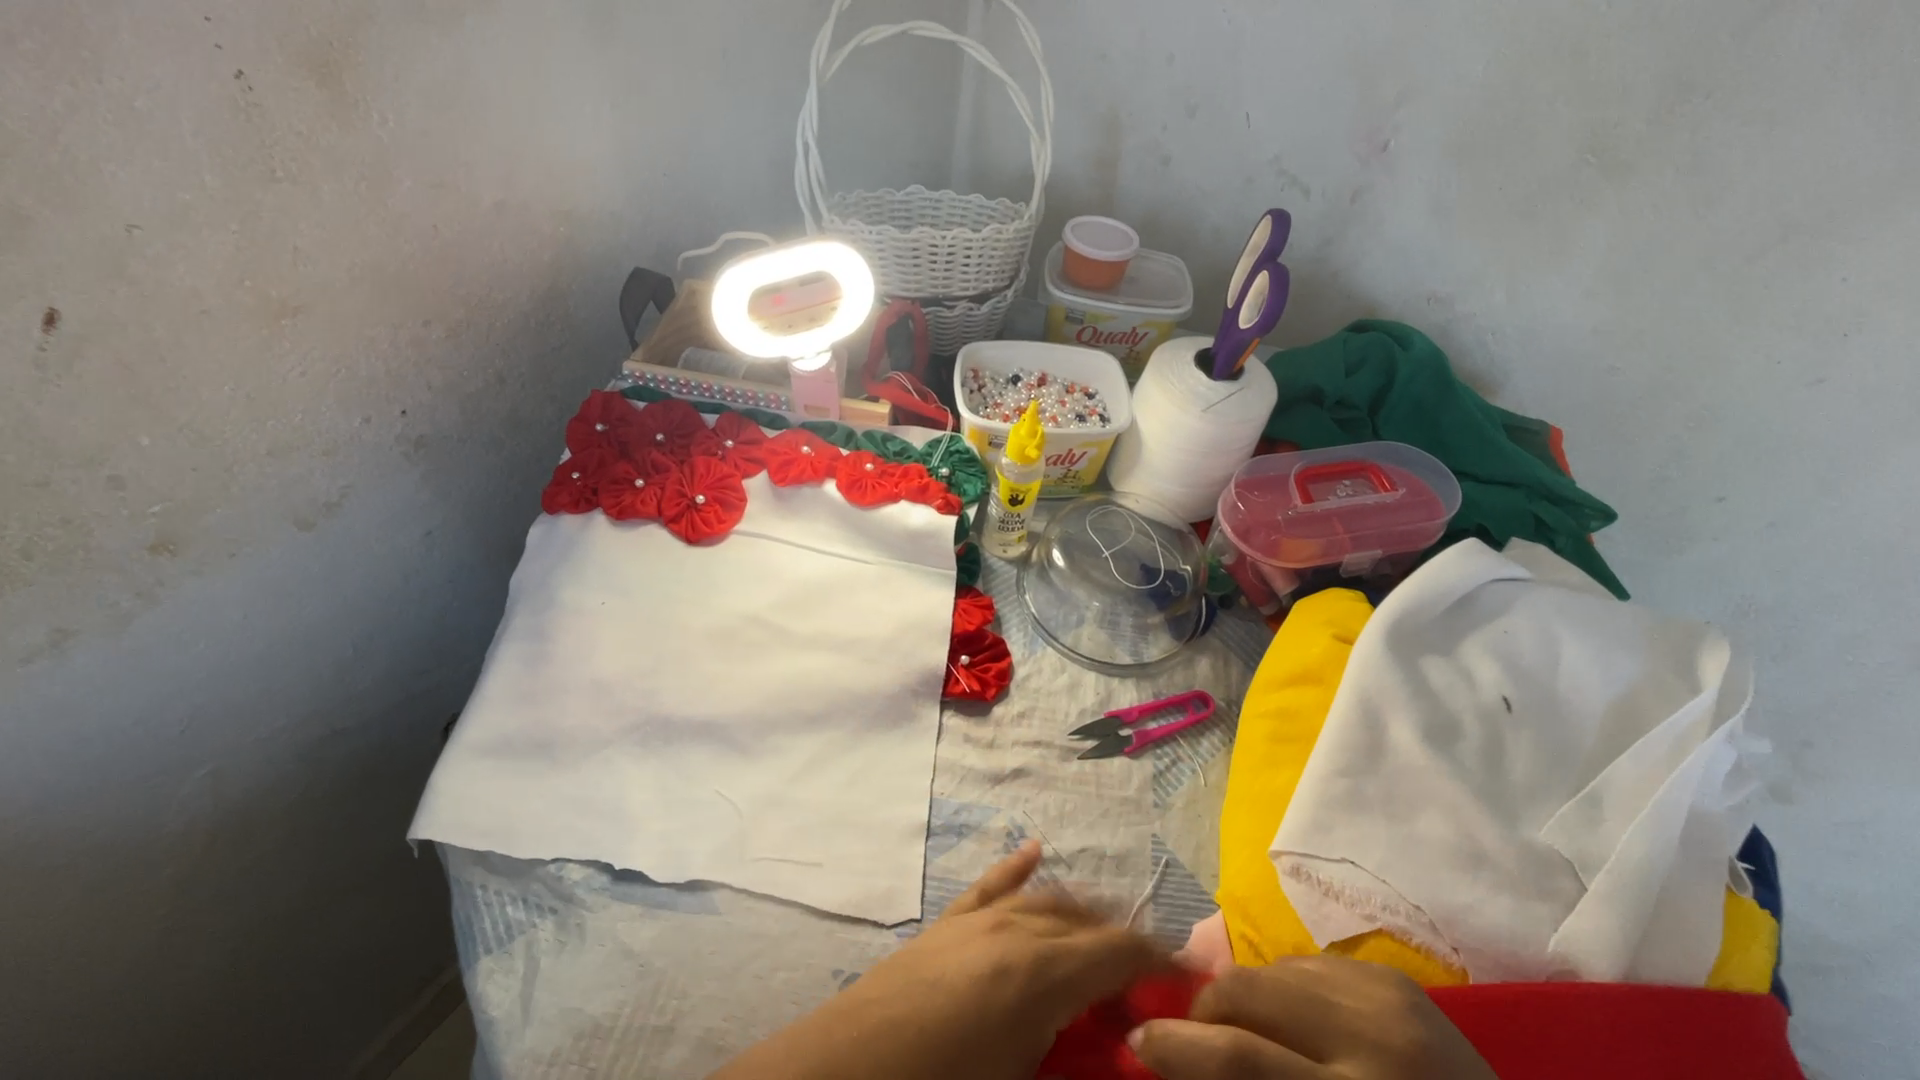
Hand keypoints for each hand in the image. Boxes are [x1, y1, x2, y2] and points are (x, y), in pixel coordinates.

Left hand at [709, 841, 1170, 1079]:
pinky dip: (1014, 869)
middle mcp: (1014, 932)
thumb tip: (1120, 1057)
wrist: (844, 1072)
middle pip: (1087, 922)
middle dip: (1124, 946)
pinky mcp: (944, 927)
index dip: (1160, 963)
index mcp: (1041, 973)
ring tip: (1106, 940)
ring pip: (1045, 900)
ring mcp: (975, 923)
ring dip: (1082, 916)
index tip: (1187, 983)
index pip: (1121, 951)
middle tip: (1146, 984)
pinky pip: (988, 887)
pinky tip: (1033, 850)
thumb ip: (1075, 1060)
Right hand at [1129, 955, 1495, 1079]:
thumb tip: (1172, 1059)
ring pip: (1270, 967)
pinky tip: (1303, 1023)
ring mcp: (1388, 999)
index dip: (1173, 1046)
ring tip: (1257, 1035)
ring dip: (1247, 999)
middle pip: (1245, 990)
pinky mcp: (1396, 978)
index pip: (1237, 1057)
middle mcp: (1371, 1041)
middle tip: (1199, 1042)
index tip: (1139, 1044)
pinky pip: (1308, 962)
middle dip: (1203, 1012)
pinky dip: (1287, 989)